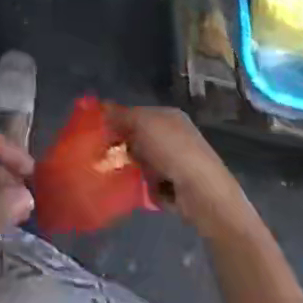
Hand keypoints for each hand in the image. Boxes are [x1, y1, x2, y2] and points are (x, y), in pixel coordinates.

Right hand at [104, 104, 253, 233]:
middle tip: (107, 156)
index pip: (136, 113)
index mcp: (168, 116)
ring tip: (121, 174)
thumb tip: (102, 109)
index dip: (118, 120)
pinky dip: (145, 186)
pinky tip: (137, 189)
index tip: (99, 132)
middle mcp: (174, 136)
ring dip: (133, 168)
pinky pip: (151, 182)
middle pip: (139, 137)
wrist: (203, 193)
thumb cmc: (173, 149)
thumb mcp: (143, 123)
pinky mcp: (177, 187)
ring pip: (143, 161)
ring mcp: (177, 162)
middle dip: (124, 146)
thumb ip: (121, 115)